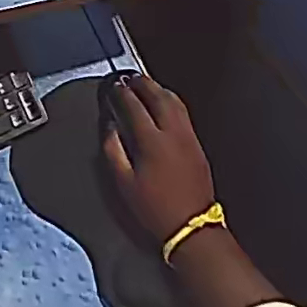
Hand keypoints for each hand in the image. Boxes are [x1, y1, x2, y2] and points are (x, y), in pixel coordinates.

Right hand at [101, 74, 216, 245]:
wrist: (193, 228)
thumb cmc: (154, 208)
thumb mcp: (123, 182)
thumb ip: (112, 149)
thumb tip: (109, 126)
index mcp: (152, 142)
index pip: (134, 106)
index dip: (121, 93)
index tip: (113, 87)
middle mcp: (173, 134)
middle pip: (157, 97)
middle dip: (141, 83)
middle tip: (129, 78)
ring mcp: (188, 138)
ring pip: (174, 102)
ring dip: (158, 89)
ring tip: (145, 85)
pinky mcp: (198, 145)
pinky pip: (184, 113)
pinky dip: (171, 101)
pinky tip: (164, 103)